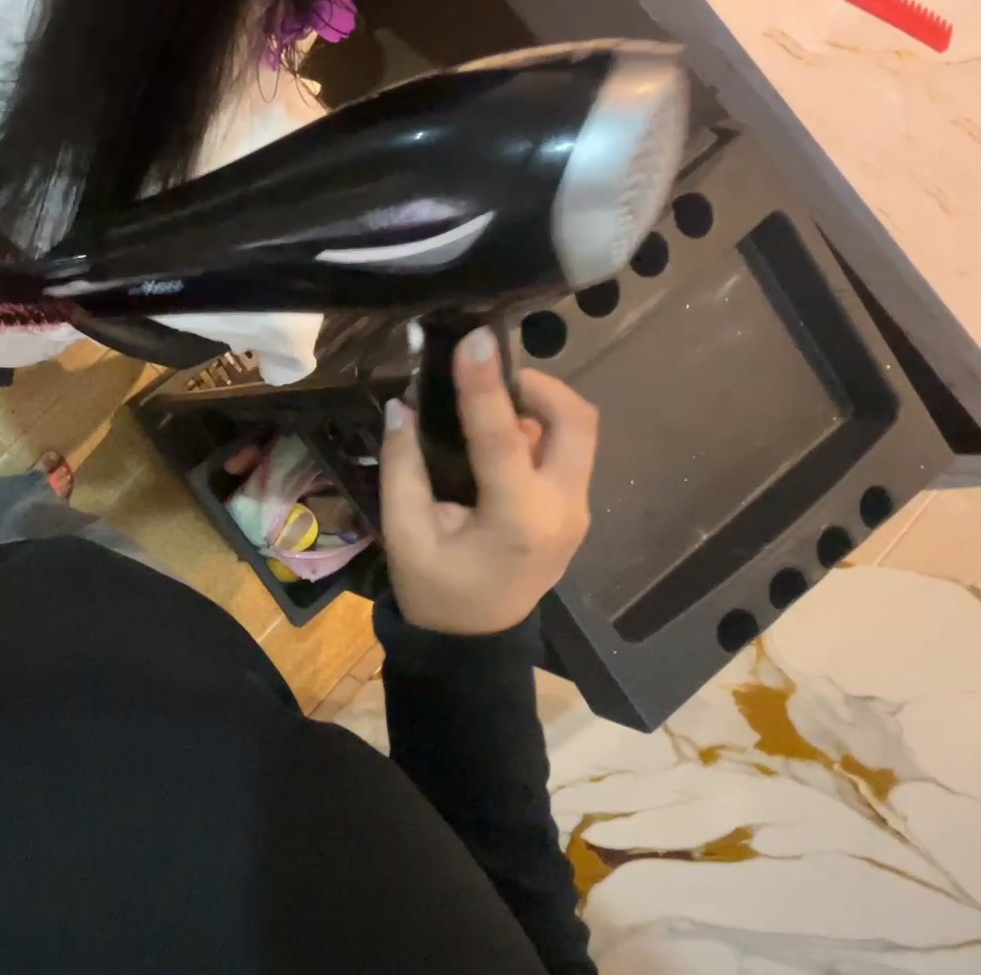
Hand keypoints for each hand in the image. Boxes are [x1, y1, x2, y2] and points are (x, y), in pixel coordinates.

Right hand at [378, 327, 598, 635]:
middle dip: (538, 385)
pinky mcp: (575, 513)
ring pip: (578, 435)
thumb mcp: (403, 530)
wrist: (471, 640)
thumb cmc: (432, 587)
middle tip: (491, 375)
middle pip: (577, 421)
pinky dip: (539, 431)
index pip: (504, 435)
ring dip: (540, 406)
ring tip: (488, 405)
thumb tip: (402, 407)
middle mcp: (563, 509)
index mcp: (517, 517)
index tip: (473, 340)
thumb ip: (402, 466)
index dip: (485, 385)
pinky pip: (567, 456)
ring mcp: (578, 512)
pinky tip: (497, 440)